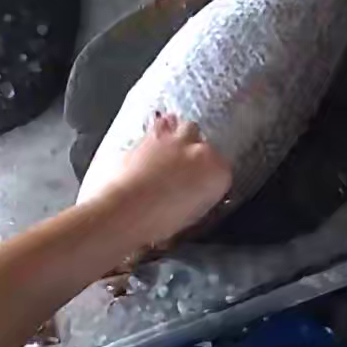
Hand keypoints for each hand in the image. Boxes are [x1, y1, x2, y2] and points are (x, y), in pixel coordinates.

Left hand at [78, 112, 231, 246]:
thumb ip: (197, 200)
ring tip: (170, 152)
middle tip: (182, 172)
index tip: (199, 187)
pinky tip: (152, 143)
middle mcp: (200, 151)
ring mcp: (176, 140)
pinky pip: (161, 124)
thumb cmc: (156, 221)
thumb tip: (191, 197)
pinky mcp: (151, 134)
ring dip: (182, 137)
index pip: (222, 171)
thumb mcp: (188, 218)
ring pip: (187, 127)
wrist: (124, 209)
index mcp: (217, 174)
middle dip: (195, 156)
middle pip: (205, 146)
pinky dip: (159, 132)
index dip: (208, 180)